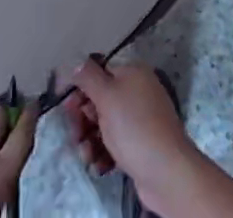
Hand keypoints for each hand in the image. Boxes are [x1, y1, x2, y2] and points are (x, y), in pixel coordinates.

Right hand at [62, 59, 195, 185]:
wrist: (166, 172)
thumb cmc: (134, 127)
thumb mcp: (107, 96)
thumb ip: (87, 76)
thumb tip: (75, 61)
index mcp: (132, 72)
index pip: (98, 71)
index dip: (79, 88)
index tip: (66, 107)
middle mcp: (137, 91)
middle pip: (99, 99)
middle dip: (83, 118)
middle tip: (76, 136)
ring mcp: (139, 118)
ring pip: (104, 123)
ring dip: (90, 139)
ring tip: (87, 156)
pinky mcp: (139, 144)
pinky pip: (114, 142)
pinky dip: (104, 152)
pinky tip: (99, 166)